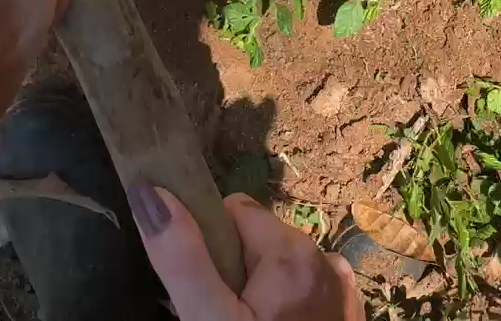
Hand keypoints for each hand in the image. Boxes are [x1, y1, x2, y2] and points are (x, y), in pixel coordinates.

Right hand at [130, 187, 362, 320]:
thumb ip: (181, 259)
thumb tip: (150, 192)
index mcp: (293, 250)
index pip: (235, 209)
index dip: (210, 246)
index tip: (204, 294)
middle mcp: (326, 259)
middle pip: (259, 241)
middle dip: (235, 274)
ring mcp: (343, 292)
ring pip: (281, 271)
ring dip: (262, 296)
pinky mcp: (350, 319)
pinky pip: (307, 295)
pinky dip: (289, 312)